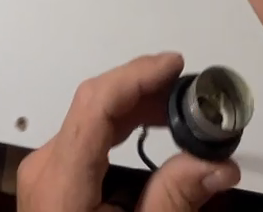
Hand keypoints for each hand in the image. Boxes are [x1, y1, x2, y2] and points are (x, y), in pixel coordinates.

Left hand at [17, 52, 240, 211]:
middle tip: (189, 88)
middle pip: (95, 104)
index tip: (173, 65)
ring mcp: (45, 171)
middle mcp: (45, 166)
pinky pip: (89, 136)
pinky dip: (122, 126)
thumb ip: (175, 200)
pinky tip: (151, 128)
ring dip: (136, 105)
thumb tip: (218, 163)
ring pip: (92, 116)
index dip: (136, 75)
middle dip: (145, 88)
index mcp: (60, 180)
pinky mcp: (53, 179)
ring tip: (179, 106)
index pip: (95, 104)